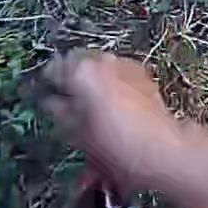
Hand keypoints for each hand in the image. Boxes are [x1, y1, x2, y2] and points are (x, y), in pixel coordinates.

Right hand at [41, 49, 207, 194]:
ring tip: (90, 106)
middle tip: (67, 103)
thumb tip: (51, 101)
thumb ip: (60, 112)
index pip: (54, 68)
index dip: (47, 83)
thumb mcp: (78, 134)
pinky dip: (109, 82)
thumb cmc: (114, 145)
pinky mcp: (139, 71)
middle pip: (76, 63)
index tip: (46, 96)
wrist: (161, 147)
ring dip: (90, 80)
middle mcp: (101, 59)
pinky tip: (111, 104)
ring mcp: (122, 63)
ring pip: (97, 66)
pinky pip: (116, 71)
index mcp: (81, 72)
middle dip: (70, 79)